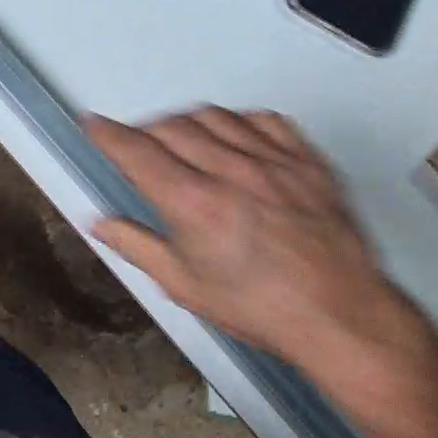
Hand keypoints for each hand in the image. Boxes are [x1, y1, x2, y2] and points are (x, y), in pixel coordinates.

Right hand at [86, 108, 421, 368]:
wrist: (344, 321)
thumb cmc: (265, 309)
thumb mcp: (185, 286)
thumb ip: (136, 246)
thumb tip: (100, 223)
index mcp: (194, 204)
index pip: (135, 150)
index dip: (107, 133)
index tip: (93, 124)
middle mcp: (231, 174)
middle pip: (170, 126)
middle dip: (144, 130)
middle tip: (139, 146)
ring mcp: (273, 164)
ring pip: (212, 116)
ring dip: (186, 122)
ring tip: (183, 140)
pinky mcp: (307, 164)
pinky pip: (264, 119)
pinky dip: (239, 121)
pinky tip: (233, 138)